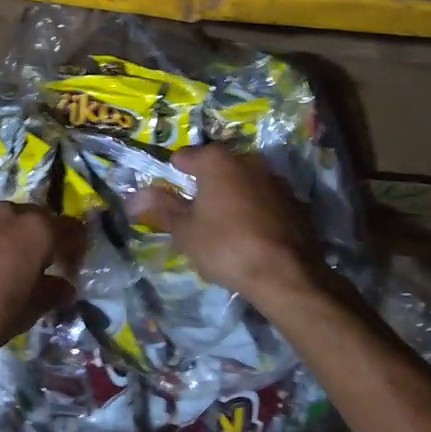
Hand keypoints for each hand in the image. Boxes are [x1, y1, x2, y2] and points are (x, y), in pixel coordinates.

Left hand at [0, 203, 83, 363]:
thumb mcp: (23, 314)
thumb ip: (48, 295)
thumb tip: (64, 287)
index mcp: (35, 231)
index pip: (71, 230)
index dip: (75, 251)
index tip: (70, 273)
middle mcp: (6, 212)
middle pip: (35, 221)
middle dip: (39, 243)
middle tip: (35, 272)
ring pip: (0, 222)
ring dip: (6, 241)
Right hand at [128, 144, 319, 304]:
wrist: (287, 275)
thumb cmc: (226, 247)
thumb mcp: (185, 231)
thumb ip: (160, 208)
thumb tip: (133, 196)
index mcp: (216, 161)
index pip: (184, 156)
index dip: (173, 175)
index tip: (170, 198)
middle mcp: (248, 161)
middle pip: (217, 167)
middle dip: (206, 185)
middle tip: (196, 214)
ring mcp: (276, 181)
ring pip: (244, 183)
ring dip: (233, 196)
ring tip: (225, 227)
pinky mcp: (297, 203)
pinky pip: (267, 201)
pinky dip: (257, 211)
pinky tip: (253, 236)